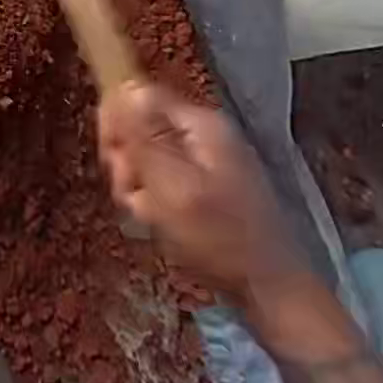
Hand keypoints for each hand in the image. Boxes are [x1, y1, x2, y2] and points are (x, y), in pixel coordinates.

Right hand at [97, 82, 304, 301]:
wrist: (273, 295)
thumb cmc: (221, 238)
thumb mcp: (174, 185)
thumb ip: (145, 138)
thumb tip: (123, 87)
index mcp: (199, 124)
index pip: (139, 95)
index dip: (116, 120)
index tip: (110, 156)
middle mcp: (203, 134)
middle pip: (141, 127)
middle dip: (127, 161)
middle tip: (132, 194)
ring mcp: (207, 161)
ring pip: (148, 158)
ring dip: (138, 187)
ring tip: (151, 217)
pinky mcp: (207, 187)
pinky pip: (164, 180)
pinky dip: (155, 201)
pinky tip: (162, 225)